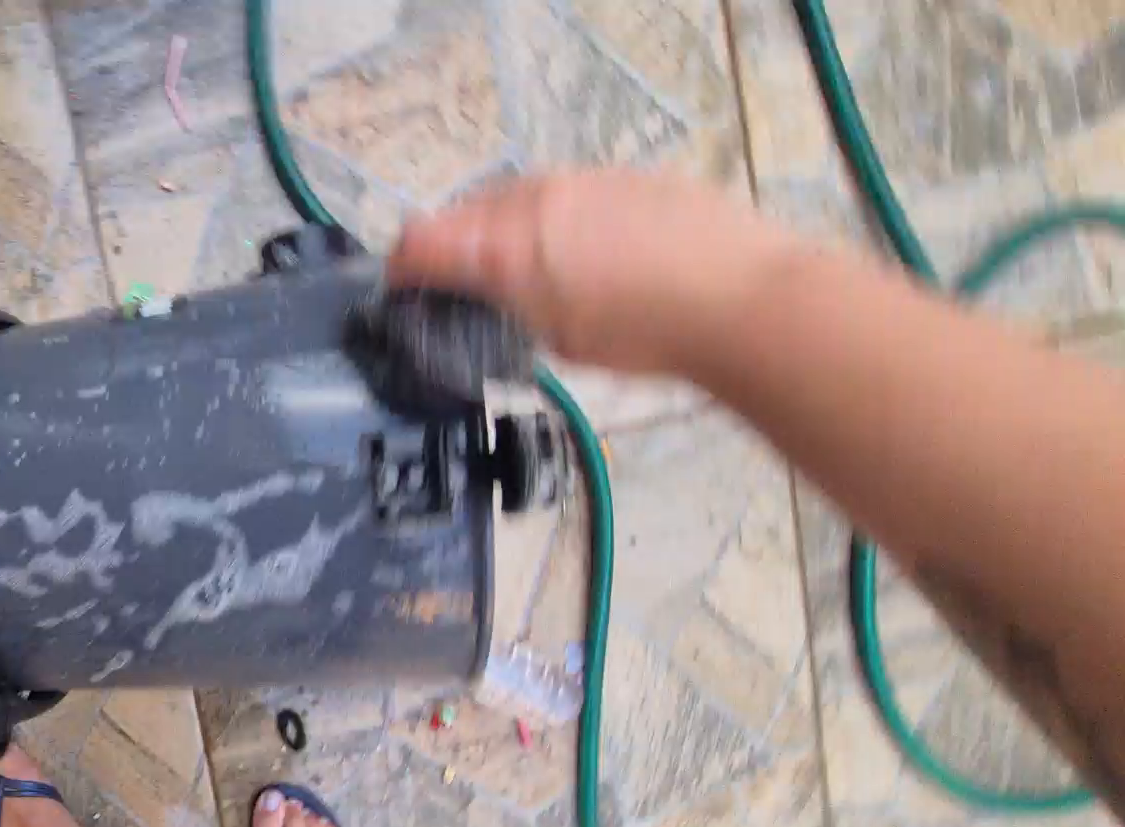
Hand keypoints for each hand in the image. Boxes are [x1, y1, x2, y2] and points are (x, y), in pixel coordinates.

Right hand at [387, 170, 806, 373]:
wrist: (741, 298)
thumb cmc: (637, 336)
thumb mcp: (547, 337)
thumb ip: (500, 304)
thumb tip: (481, 291)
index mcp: (502, 247)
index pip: (418, 242)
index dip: (398, 270)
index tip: (400, 293)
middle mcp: (530, 200)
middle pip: (458, 215)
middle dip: (445, 250)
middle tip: (456, 290)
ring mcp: (576, 180)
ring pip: (506, 199)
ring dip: (491, 233)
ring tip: (515, 273)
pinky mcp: (618, 175)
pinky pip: (554, 193)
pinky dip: (539, 220)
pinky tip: (572, 253)